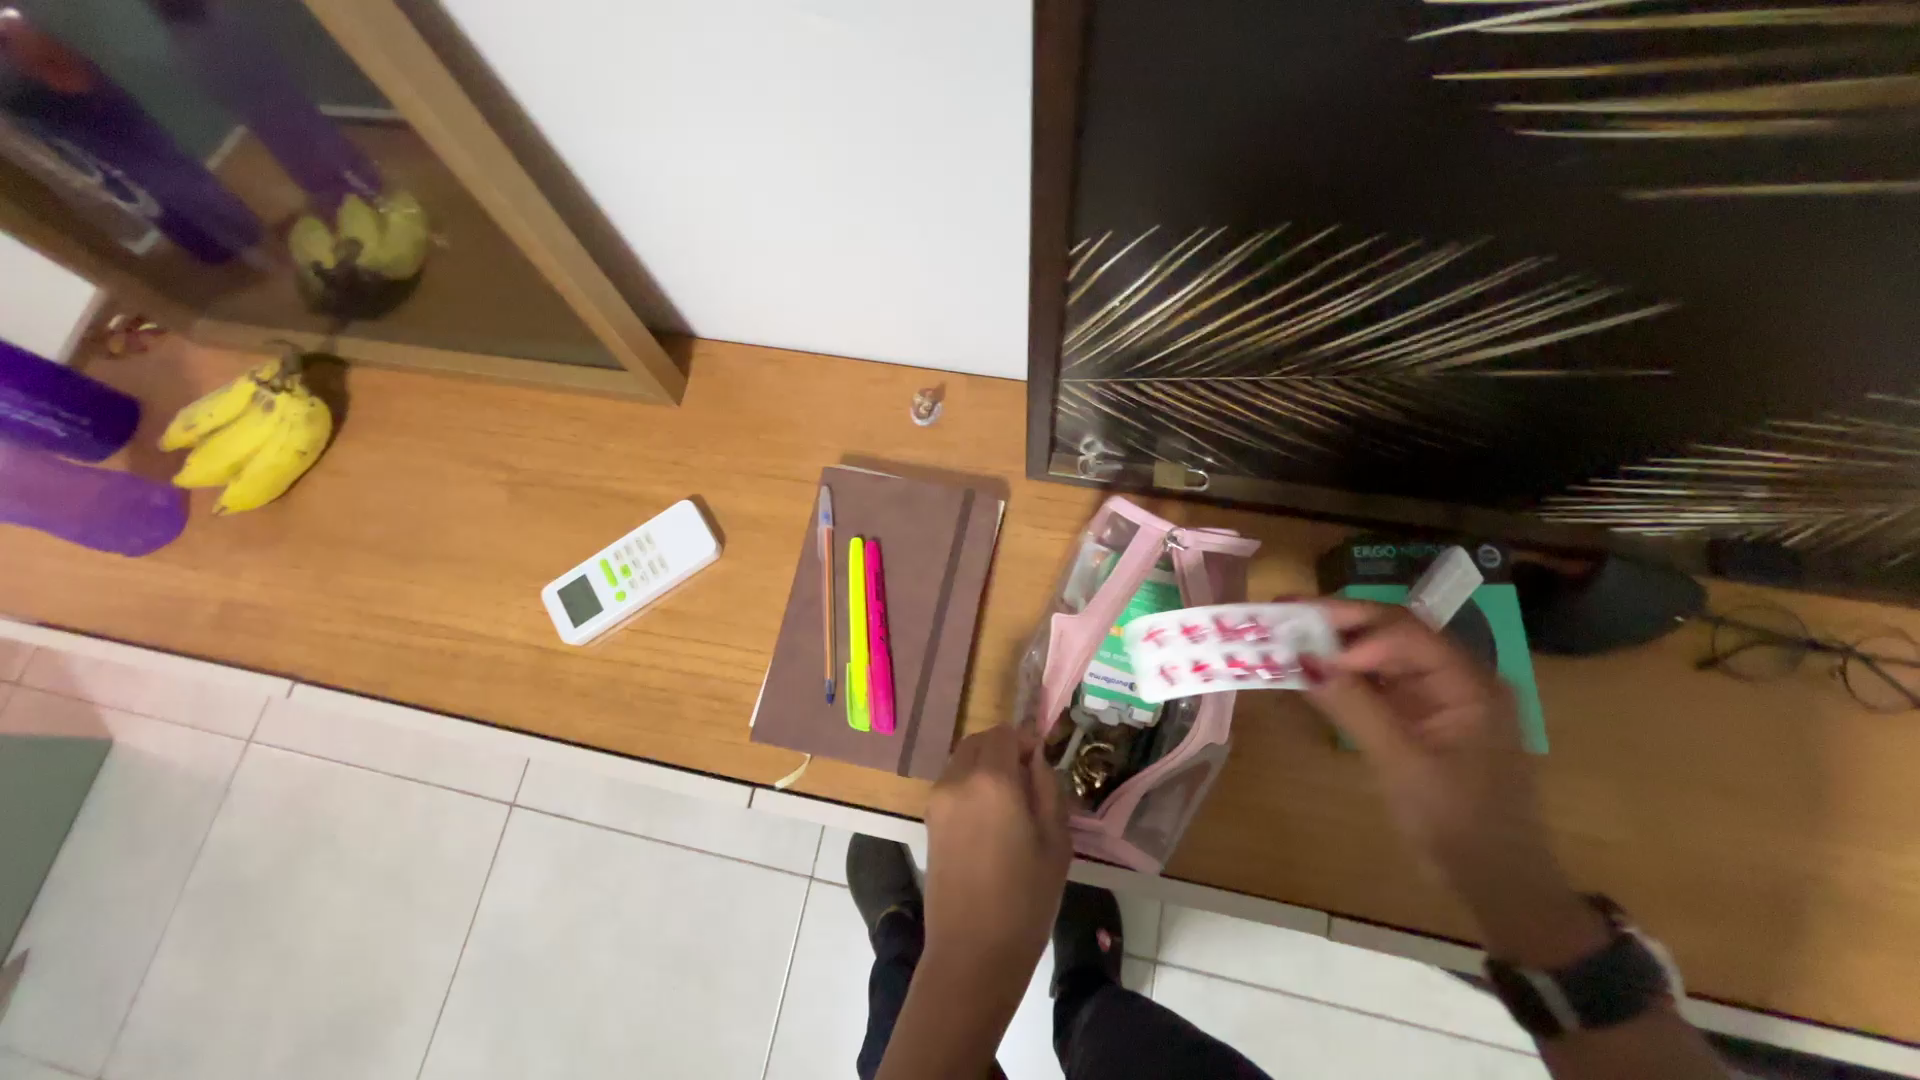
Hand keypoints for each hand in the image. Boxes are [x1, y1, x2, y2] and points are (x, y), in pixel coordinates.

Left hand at [921, 725, 1072, 972]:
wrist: (973, 950)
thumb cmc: (1026, 898)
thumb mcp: (1056, 839)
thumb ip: (1047, 787)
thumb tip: (1036, 758)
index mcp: (992, 778)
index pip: (1005, 733)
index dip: (1026, 740)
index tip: (1042, 762)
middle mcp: (958, 779)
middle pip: (979, 741)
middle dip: (1003, 749)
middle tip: (1028, 779)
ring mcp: (937, 799)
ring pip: (962, 760)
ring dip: (985, 766)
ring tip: (1010, 802)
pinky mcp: (928, 820)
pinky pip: (952, 784)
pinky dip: (970, 785)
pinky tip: (990, 819)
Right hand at [1301, 598, 1605, 966]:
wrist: (1497, 882)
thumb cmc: (1458, 824)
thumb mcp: (1403, 765)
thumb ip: (1355, 707)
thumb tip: (1302, 661)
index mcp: (1469, 682)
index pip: (1407, 631)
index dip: (1356, 632)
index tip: (1311, 653)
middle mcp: (1456, 678)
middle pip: (1392, 632)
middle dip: (1339, 622)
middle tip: (1282, 612)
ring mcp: (1437, 699)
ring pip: (1381, 655)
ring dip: (1336, 645)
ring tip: (1287, 635)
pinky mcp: (1419, 719)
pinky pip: (1377, 684)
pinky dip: (1344, 676)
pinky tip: (1310, 672)